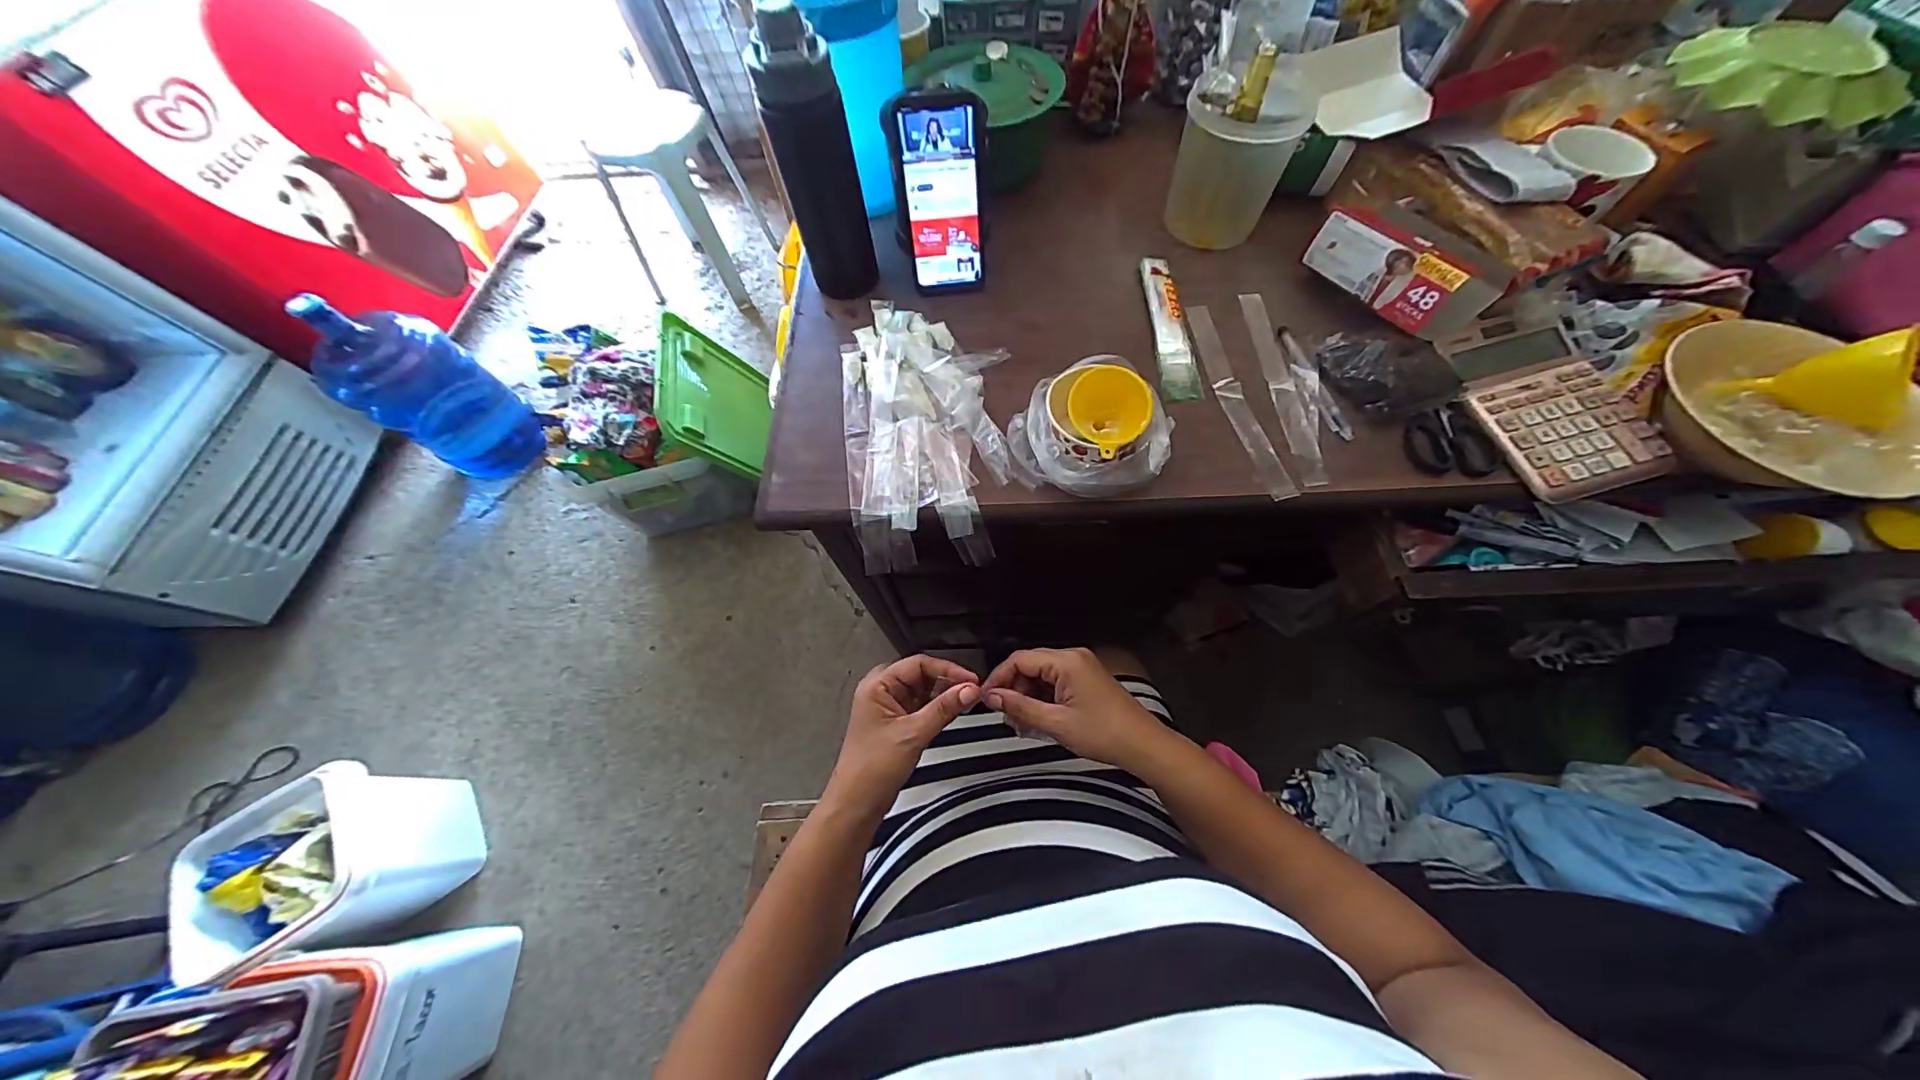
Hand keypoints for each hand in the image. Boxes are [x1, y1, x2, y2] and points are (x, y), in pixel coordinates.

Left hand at [826, 655, 978, 814]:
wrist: (857, 803)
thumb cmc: (870, 770)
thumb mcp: (913, 734)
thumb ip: (944, 708)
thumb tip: (967, 690)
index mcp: (876, 686)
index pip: (918, 663)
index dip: (947, 668)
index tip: (969, 678)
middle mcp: (880, 692)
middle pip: (921, 674)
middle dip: (947, 679)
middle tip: (970, 688)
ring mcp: (888, 708)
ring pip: (922, 690)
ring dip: (943, 694)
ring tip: (965, 699)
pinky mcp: (896, 724)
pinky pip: (921, 706)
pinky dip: (937, 707)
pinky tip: (952, 711)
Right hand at [981, 648, 1174, 773]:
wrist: (1144, 746)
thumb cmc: (1105, 734)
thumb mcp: (1056, 723)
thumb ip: (1020, 707)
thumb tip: (993, 697)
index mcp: (1067, 662)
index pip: (1019, 659)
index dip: (999, 678)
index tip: (986, 699)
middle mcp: (1074, 657)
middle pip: (1030, 665)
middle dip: (1013, 689)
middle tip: (1004, 716)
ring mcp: (1082, 667)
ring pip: (1041, 675)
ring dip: (1027, 696)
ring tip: (1021, 723)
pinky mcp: (1087, 680)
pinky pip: (1055, 682)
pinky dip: (1043, 698)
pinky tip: (1038, 719)